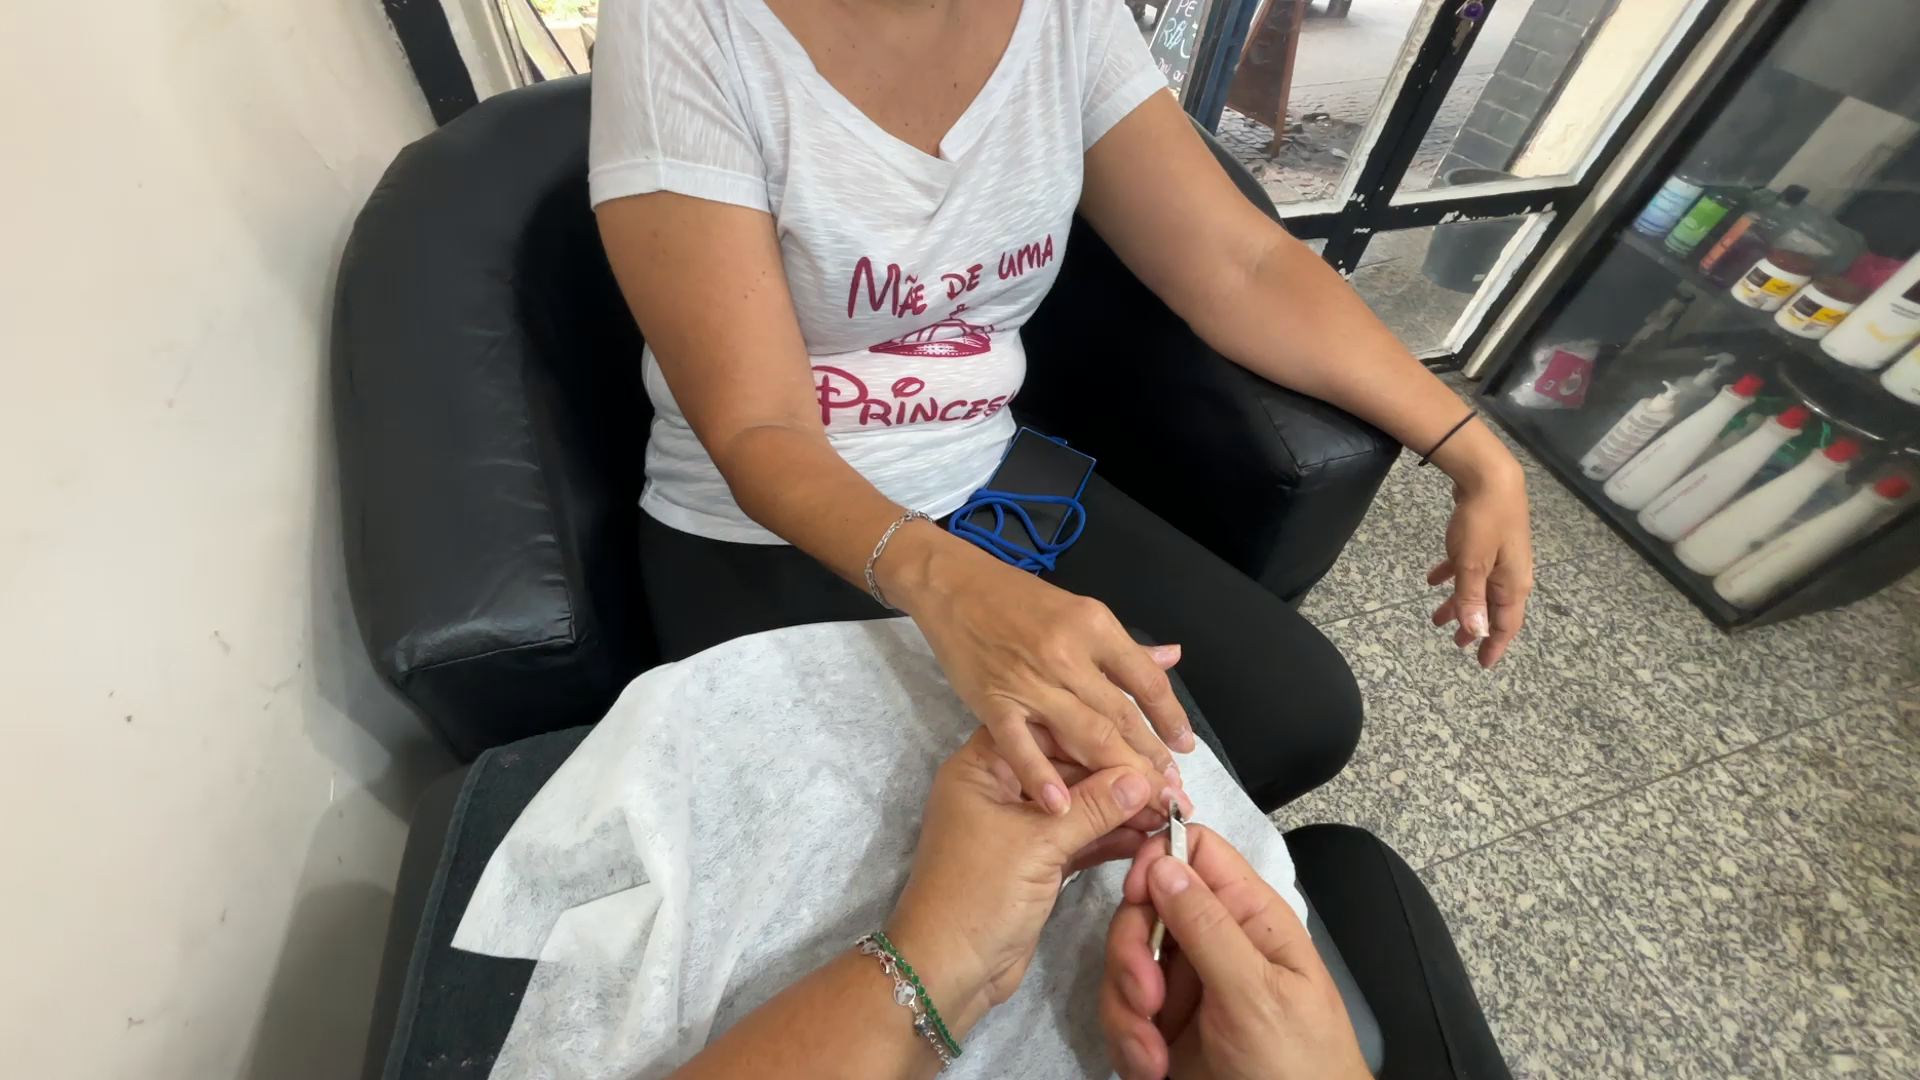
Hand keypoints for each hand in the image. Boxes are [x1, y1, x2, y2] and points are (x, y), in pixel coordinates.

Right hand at [879, 525, 1194, 812]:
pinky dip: (1042, 776)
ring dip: (1116, 772)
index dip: (1170, 718)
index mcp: (1092, 625)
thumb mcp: (1077, 610)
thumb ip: (1121, 644)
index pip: (1145, 680)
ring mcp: (1029, 680)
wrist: (953, 585)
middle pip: (1121, 717)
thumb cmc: (1016, 597)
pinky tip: (1062, 806)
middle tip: (1173, 794)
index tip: (1185, 748)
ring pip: (1083, 734)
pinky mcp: (992, 701)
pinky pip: (1021, 745)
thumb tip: (1171, 657)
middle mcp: (1067, 654)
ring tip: (1141, 804)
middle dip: (1151, 760)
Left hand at [885, 730, 1165, 1038]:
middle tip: (1168, 785)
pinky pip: (1076, 834)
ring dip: (1118, 808)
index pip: (1046, 732)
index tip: (1144, 746)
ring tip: (1169, 810)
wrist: (949, 970)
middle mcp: (1000, 784)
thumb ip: (1093, 807)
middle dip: (1115, 777)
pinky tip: (1146, 834)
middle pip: (1065, 767)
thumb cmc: (980, 891)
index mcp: (983, 764)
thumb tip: (1142, 778)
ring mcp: (1018, 821)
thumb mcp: (1038, 843)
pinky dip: (1108, 836)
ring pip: (1075, 803)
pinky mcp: (1034, 855)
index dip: (1095, 737)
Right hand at [1100, 826, 1369, 1079]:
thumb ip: (1206, 925)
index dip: (1157, 859)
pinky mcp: (1162, 1020)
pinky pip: (1121, 1004)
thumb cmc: (1298, 1071)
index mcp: (1247, 914)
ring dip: (1126, 1005)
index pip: (1193, 848)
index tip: (1136, 896)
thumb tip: (1161, 860)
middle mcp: (1211, 937)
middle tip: (1147, 997)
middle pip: (1145, 902)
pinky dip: (1125, 1036)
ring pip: (1125, 955)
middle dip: (1131, 950)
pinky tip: (1150, 1068)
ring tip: (1150, 1055)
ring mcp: (1184, 979)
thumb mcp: (1257, 997)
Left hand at [1428, 457, 1533, 667]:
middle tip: (1455, 644)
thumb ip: (1471, 598)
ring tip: (1437, 618)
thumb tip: (1477, 631)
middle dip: (1474, 627)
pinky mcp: (1484, 542)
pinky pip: (1467, 568)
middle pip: (1491, 608)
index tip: (1482, 663)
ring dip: (1458, 603)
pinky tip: (1432, 579)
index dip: (1494, 644)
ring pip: (1477, 589)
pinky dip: (1452, 577)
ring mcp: (1498, 557)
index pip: (1506, 623)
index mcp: (1512, 583)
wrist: (1489, 479)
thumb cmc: (1482, 523)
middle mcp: (1509, 573)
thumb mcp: (1472, 564)